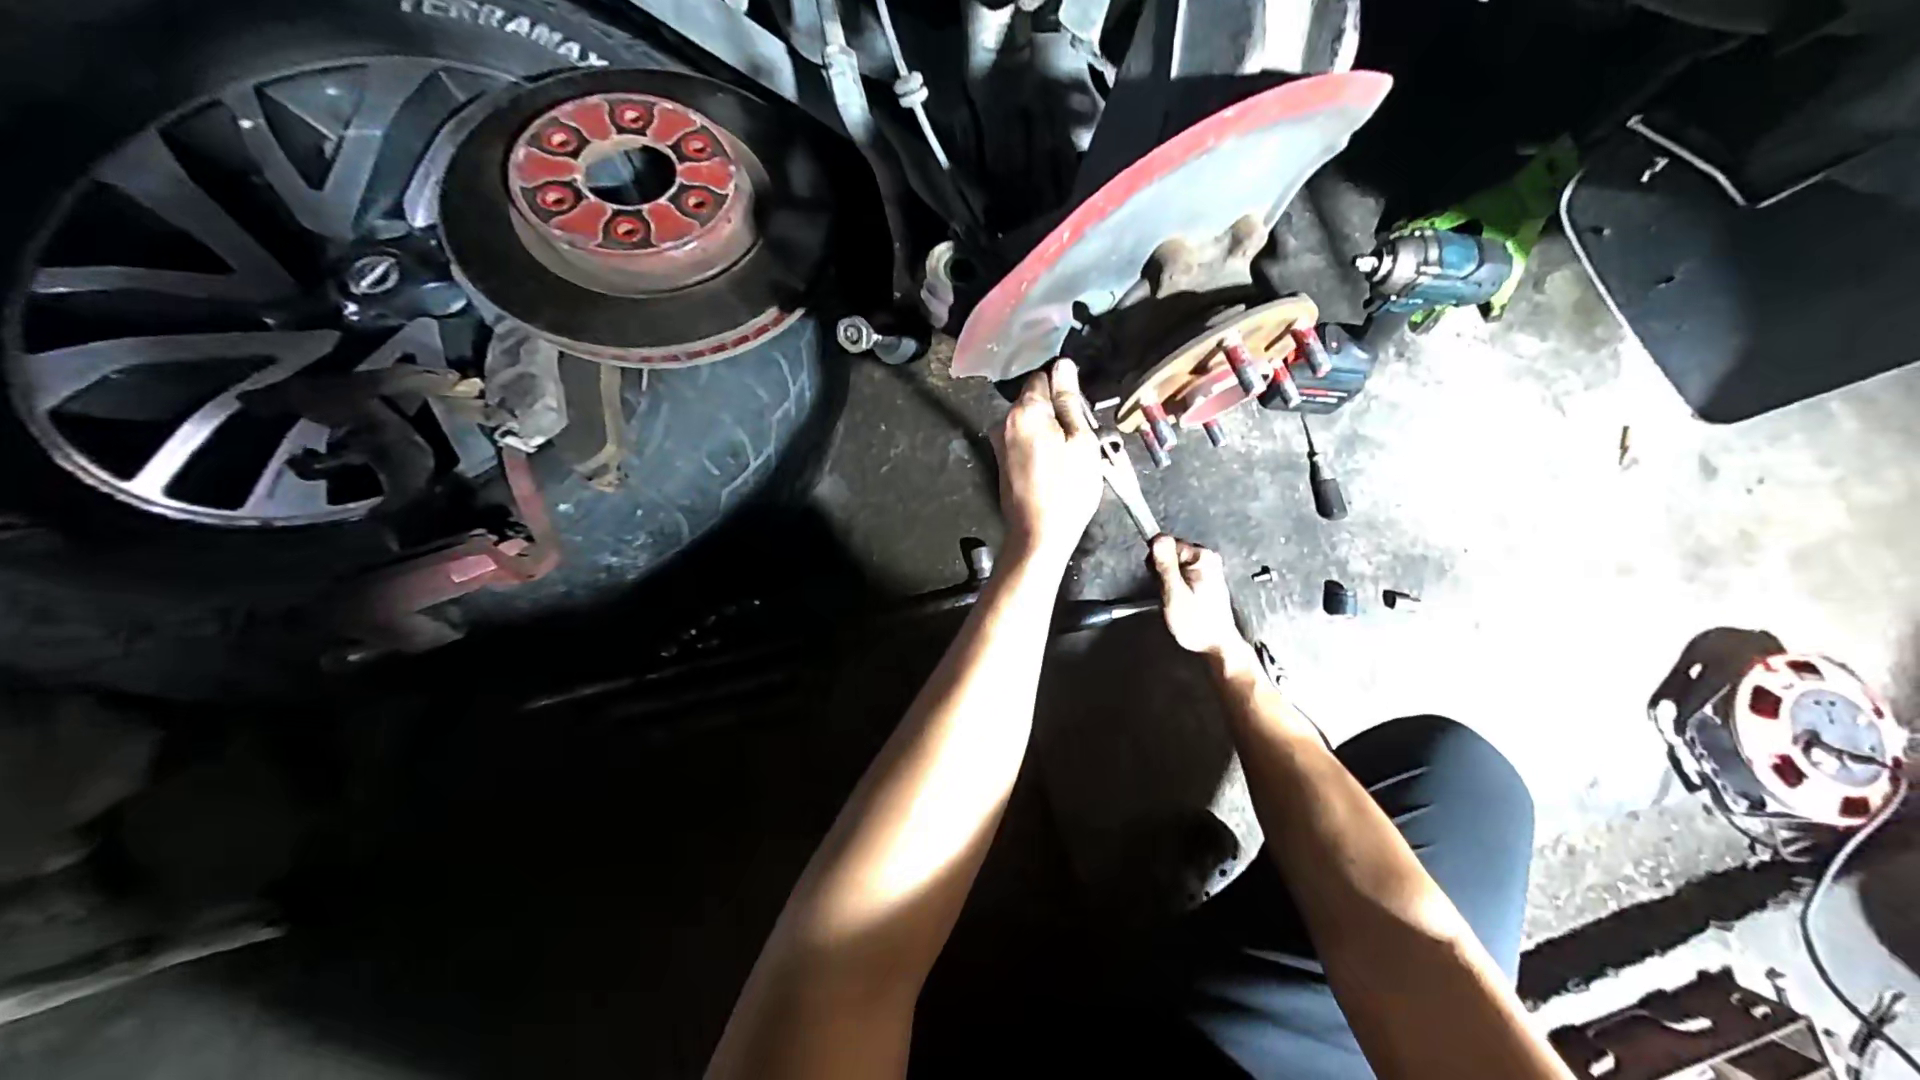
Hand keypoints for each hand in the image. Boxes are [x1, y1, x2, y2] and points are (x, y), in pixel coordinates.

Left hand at [997, 358, 1102, 563]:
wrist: (1039, 535)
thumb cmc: (1068, 490)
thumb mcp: (1081, 441)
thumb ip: (1070, 400)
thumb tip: (1063, 365)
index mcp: (1025, 411)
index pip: (1043, 377)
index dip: (1066, 389)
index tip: (1082, 410)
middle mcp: (1005, 422)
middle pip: (1035, 400)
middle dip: (1058, 411)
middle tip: (1082, 438)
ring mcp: (1000, 443)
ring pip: (1031, 422)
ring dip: (1051, 430)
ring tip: (1071, 456)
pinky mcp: (1002, 462)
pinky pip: (1024, 440)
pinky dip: (1040, 446)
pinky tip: (1056, 466)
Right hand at [1149, 535, 1249, 663]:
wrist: (1216, 646)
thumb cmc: (1196, 623)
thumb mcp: (1174, 594)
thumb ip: (1165, 565)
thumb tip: (1157, 538)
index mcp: (1202, 557)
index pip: (1166, 543)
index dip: (1156, 561)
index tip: (1159, 580)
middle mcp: (1208, 558)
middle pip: (1170, 552)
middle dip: (1162, 571)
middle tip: (1168, 593)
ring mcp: (1208, 569)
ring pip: (1174, 564)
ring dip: (1168, 580)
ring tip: (1175, 599)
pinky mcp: (1206, 579)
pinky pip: (1182, 573)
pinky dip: (1176, 585)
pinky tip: (1181, 600)